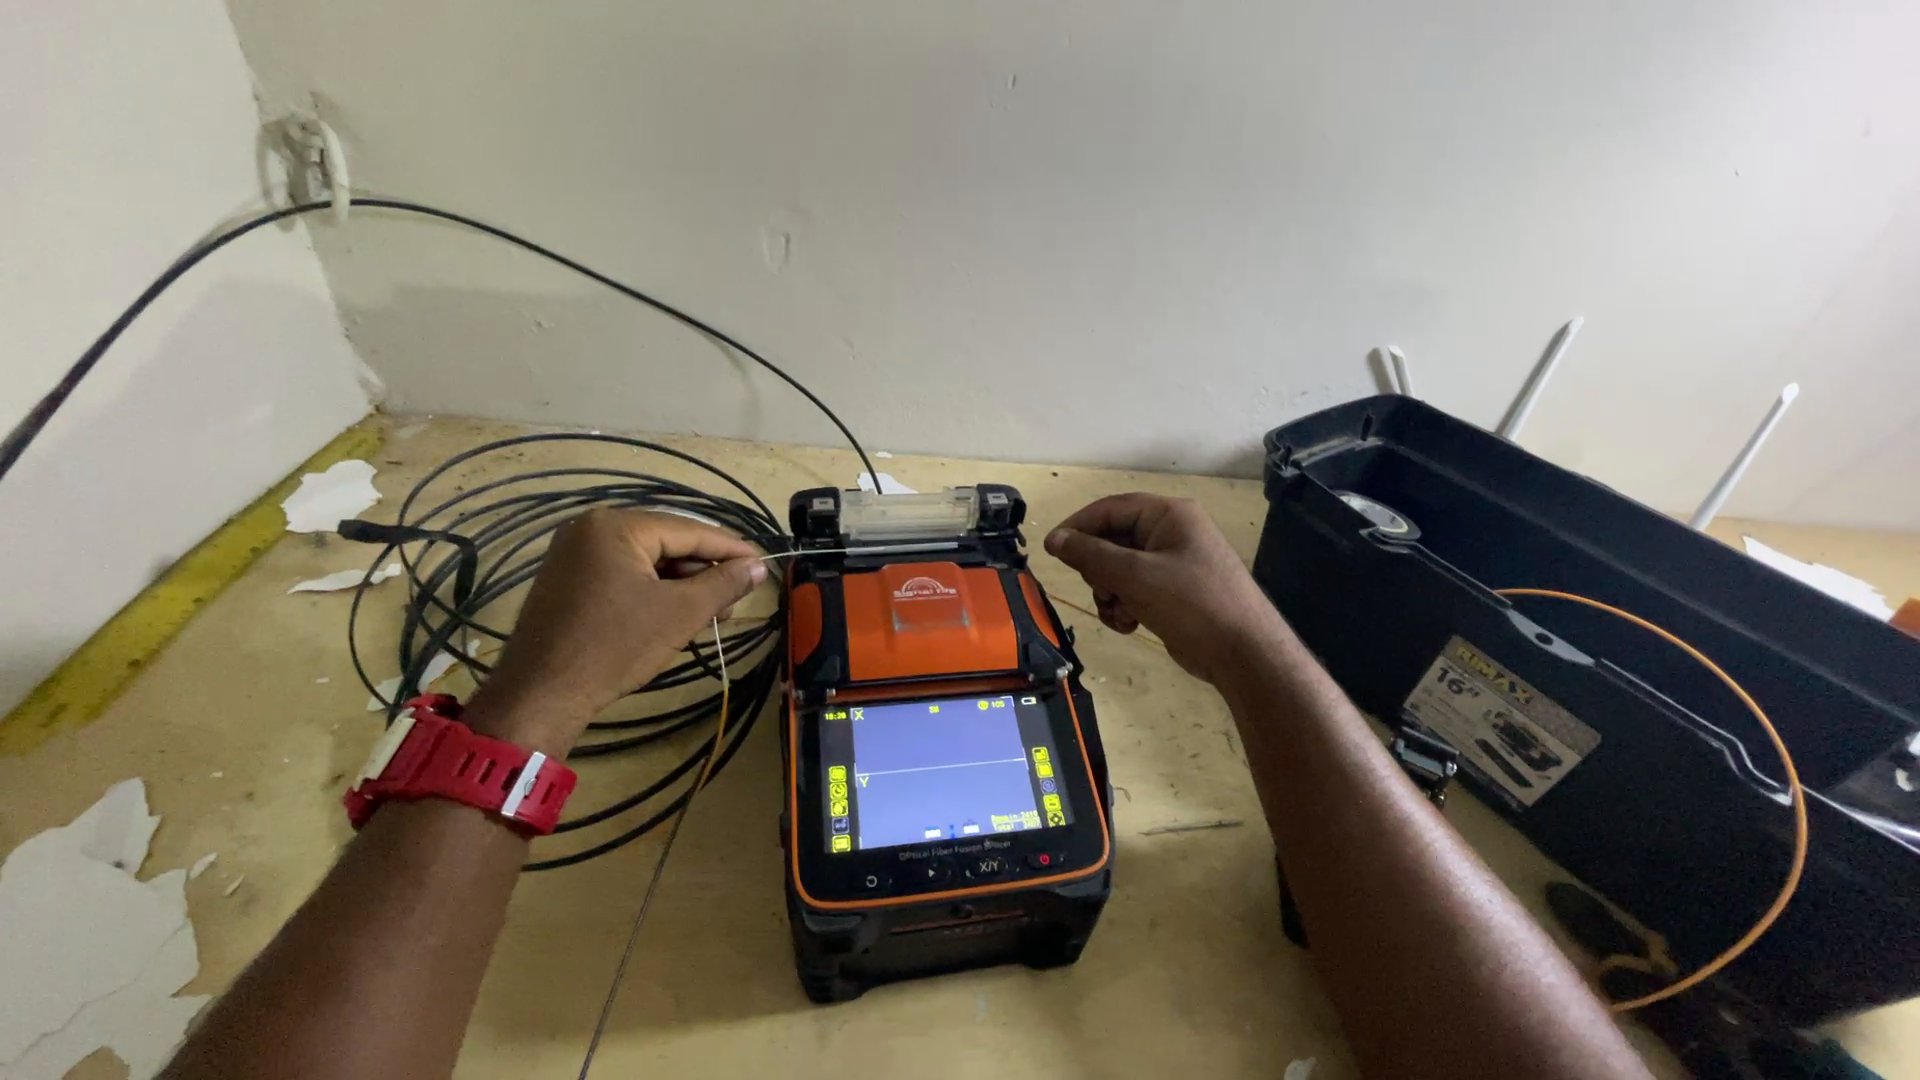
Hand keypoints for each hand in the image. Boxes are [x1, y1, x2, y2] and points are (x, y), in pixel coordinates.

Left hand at [462, 509, 767, 754]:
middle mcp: (590, 528)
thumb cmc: (614, 647)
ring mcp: (574, 553)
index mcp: (615, 526)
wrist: (541, 694)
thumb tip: (759, 567)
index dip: (730, 548)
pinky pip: (623, 573)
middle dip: (704, 570)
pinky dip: (653, 590)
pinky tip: (676, 614)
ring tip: (712, 612)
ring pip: (646, 560)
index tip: (762, 563)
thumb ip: (723, 584)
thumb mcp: (679, 613)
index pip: (689, 530)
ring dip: (681, 584)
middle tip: (737, 596)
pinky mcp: (567, 579)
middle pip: (666, 542)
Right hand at [1044, 494, 1287, 684]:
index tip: (1052, 549)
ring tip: (1119, 613)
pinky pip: (1134, 589)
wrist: (1243, 653)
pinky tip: (1130, 624)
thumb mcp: (1135, 576)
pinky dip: (1125, 605)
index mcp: (1169, 515)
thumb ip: (1090, 555)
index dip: (1078, 526)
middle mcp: (1172, 533)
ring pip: (1119, 569)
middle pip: (1113, 540)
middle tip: (1101, 592)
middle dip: (1099, 570)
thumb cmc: (1191, 604)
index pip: (1110, 509)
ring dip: (1110, 593)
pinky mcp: (1173, 592)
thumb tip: (1054, 539)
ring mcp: (1174, 564)